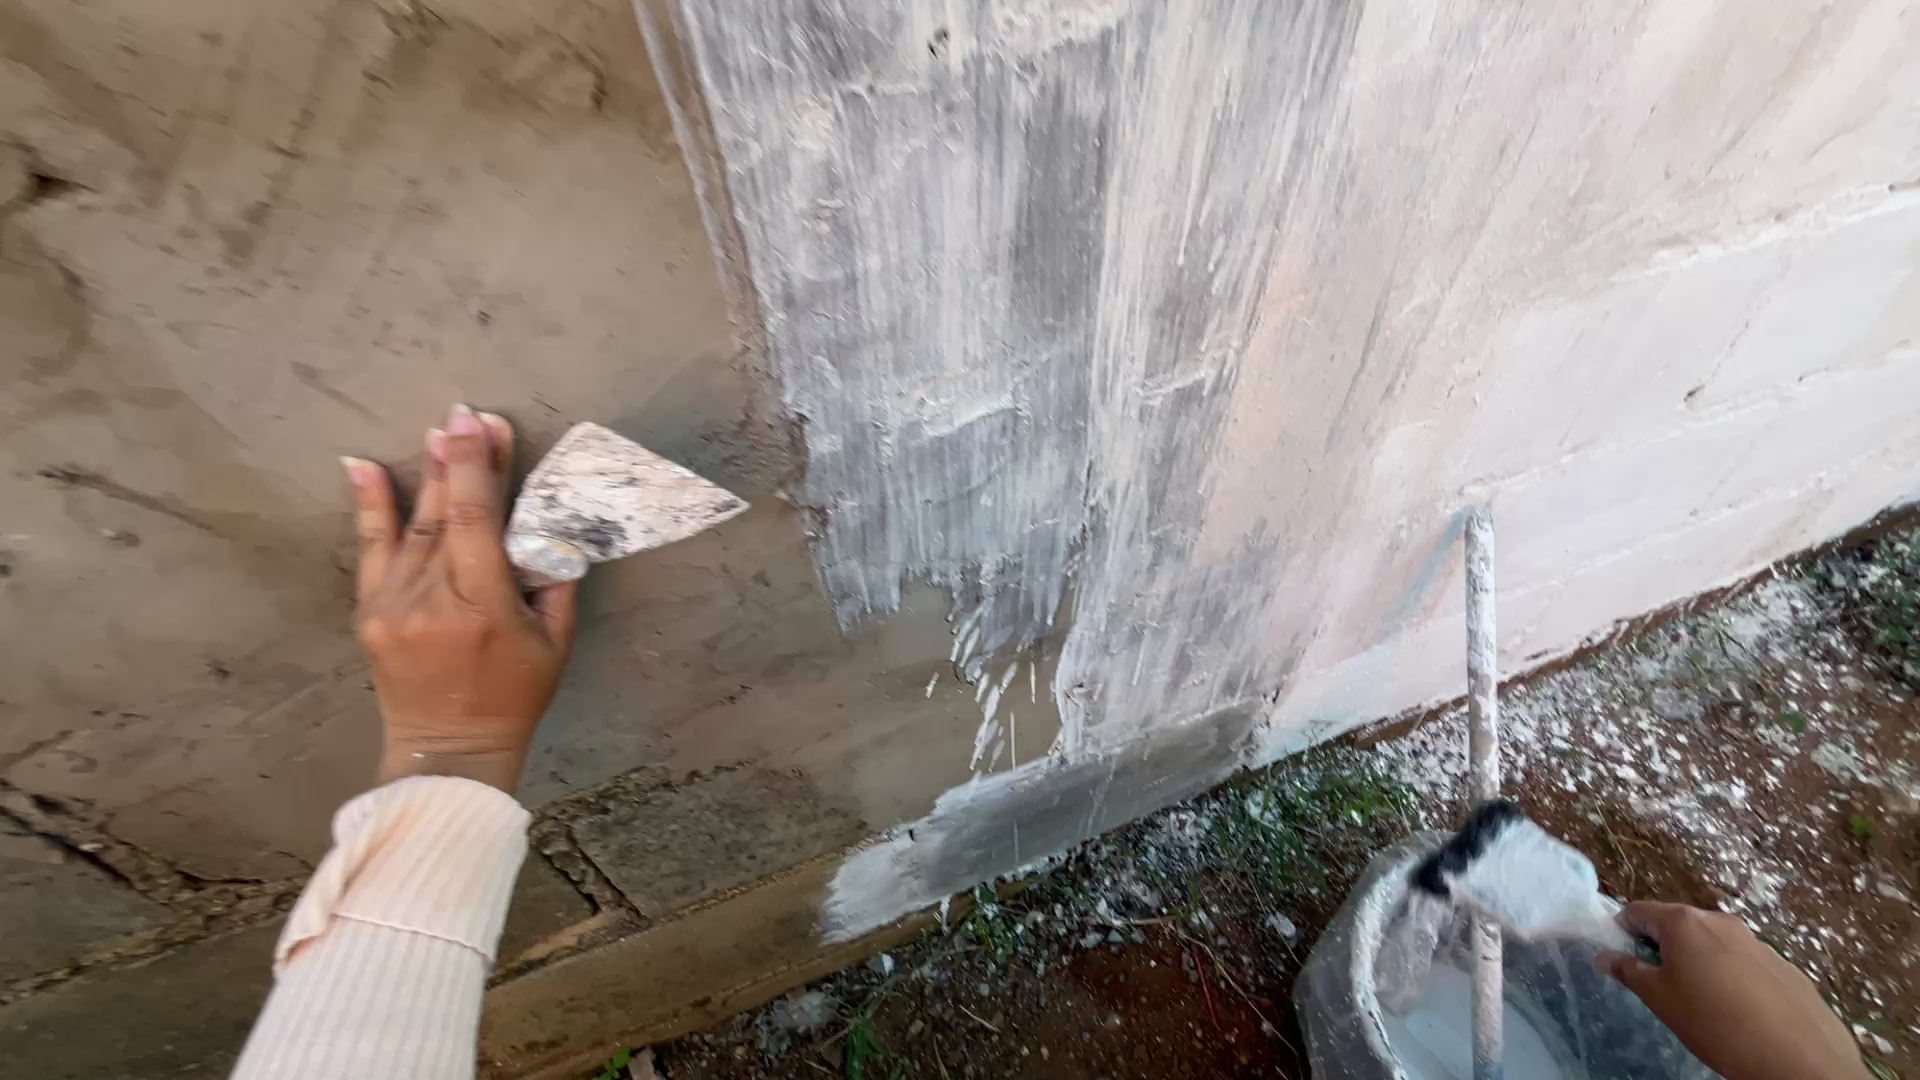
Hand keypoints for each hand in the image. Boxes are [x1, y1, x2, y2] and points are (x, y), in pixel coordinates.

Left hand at [341, 405, 577, 792]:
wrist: (447, 749)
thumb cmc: (517, 695)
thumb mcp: (556, 642)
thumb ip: (553, 584)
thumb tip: (544, 532)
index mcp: (484, 607)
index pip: (480, 523)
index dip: (481, 470)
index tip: (482, 426)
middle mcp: (430, 599)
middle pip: (446, 515)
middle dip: (460, 461)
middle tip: (467, 414)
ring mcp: (391, 605)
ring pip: (414, 527)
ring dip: (430, 477)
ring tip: (439, 433)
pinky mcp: (368, 612)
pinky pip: (371, 549)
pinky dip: (370, 506)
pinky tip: (363, 466)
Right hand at [1595, 902, 1868, 1079]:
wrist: (1805, 1069)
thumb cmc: (1715, 1024)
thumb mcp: (1658, 998)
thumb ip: (1627, 970)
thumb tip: (1604, 957)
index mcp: (1684, 922)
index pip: (1636, 911)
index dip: (1625, 931)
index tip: (1628, 957)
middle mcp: (1722, 923)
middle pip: (1679, 924)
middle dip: (1667, 945)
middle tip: (1667, 981)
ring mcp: (1763, 947)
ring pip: (1717, 944)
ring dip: (1705, 961)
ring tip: (1711, 1000)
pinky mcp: (1795, 973)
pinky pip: (1751, 965)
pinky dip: (1740, 979)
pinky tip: (1747, 1012)